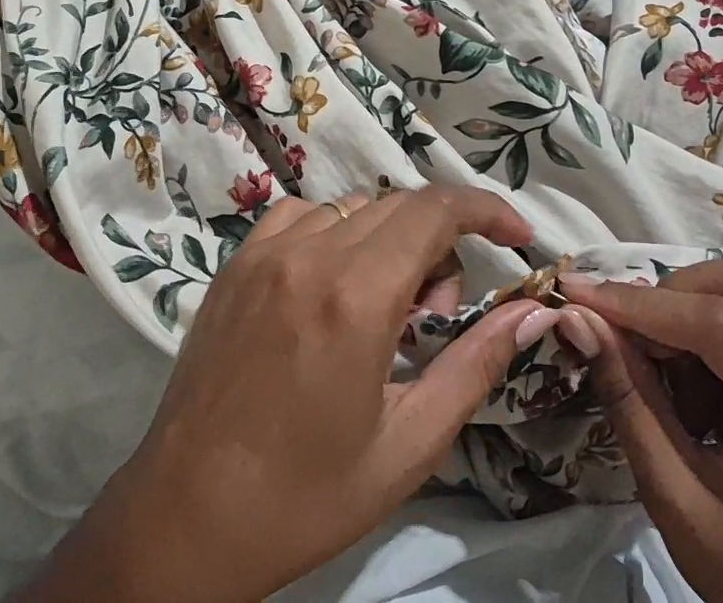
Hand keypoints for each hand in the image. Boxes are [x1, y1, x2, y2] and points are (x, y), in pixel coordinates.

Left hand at [17, 186, 575, 602]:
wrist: (189, 514)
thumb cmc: (307, 495)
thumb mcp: (410, 441)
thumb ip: (476, 363)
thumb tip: (533, 311)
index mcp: (354, 296)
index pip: (434, 210)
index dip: (486, 211)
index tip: (518, 238)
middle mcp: (305, 256)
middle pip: (395, 207)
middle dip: (440, 244)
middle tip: (436, 319)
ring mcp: (259, 258)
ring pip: (347, 210)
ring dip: (387, 240)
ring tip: (384, 310)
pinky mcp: (230, 271)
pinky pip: (295, 220)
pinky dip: (332, 235)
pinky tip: (331, 288)